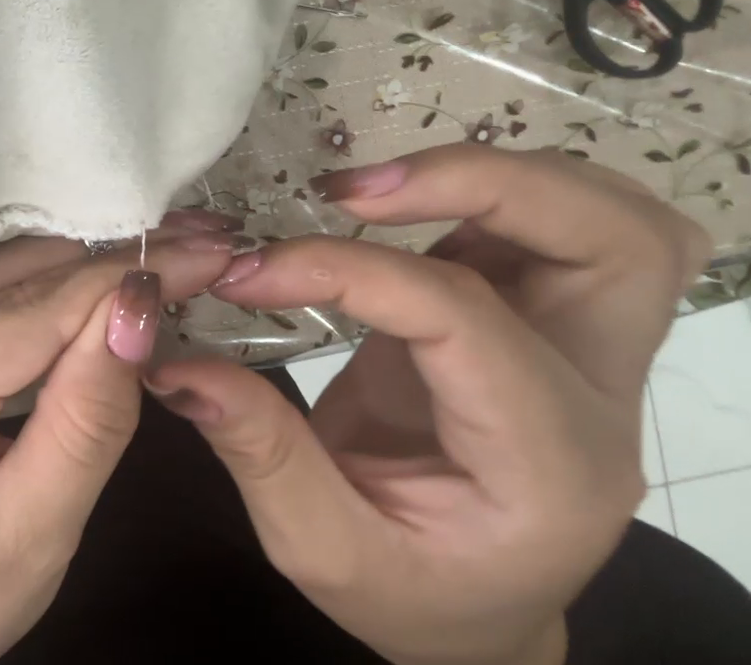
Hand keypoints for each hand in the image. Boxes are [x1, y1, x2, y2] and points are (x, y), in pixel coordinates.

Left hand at [0, 214, 247, 664]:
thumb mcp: (33, 529)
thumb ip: (86, 418)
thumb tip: (137, 310)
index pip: (34, 311)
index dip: (126, 275)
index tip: (214, 250)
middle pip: (15, 279)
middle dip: (113, 260)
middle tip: (208, 245)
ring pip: (0, 277)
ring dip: (85, 266)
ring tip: (171, 258)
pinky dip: (49, 290)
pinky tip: (101, 289)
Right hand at [148, 144, 710, 664]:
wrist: (476, 614)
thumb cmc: (407, 593)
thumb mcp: (319, 549)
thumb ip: (257, 452)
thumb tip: (173, 362)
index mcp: (545, 460)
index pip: (464, 319)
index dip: (345, 271)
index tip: (241, 272)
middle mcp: (593, 395)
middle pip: (618, 242)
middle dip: (482, 185)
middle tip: (347, 192)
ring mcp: (581, 354)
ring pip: (608, 218)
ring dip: (494, 177)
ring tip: (364, 191)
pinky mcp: (534, 326)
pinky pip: (548, 228)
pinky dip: (475, 194)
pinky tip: (379, 208)